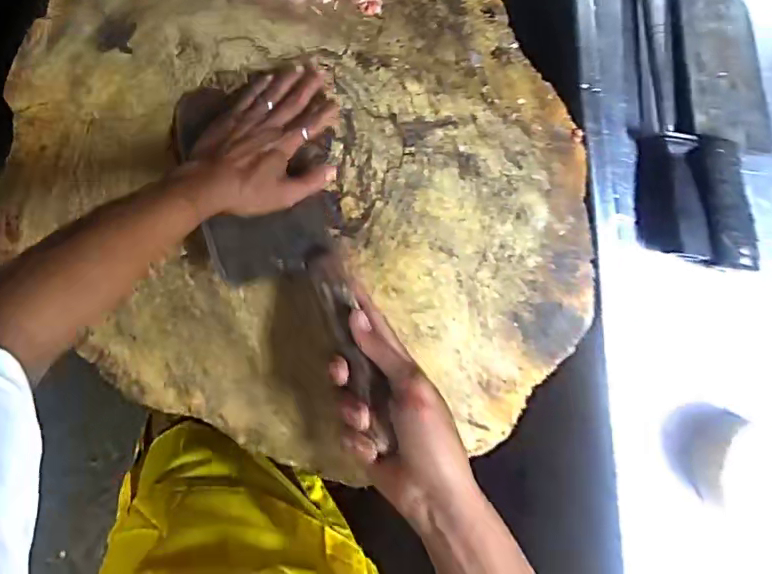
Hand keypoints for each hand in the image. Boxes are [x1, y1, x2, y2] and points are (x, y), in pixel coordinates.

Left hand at [169, 66, 339, 217]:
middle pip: (293, 103)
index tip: (335, 102)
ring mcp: (249, 119)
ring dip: (287, 80)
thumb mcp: (282, 196)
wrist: (206, 183)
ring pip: (273, 95)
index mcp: (284, 145)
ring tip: (300, 66)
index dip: (323, 114)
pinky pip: (248, 96)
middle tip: (321, 71)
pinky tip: (268, 75)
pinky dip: (259, 85)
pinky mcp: (230, 116)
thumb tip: (334, 170)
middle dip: (308, 87)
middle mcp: (270, 127)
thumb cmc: (245, 193)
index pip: (308, 125)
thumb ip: (309, 182)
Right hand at [331, 281, 485, 530]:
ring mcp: (370, 411)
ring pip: (341, 394)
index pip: (374, 323)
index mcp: (400, 365)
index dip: (357, 299)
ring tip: (366, 426)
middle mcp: (382, 382)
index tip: (337, 272)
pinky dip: (357, 439)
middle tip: (340, 373)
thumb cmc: (433, 437)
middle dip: (340, 364)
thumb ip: (379, 352)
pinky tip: (373, 451)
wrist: (434, 499)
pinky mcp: (360, 438)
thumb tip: (355, 314)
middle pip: (348, 356)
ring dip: (351, 409)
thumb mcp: (410, 389)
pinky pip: (344, 428)